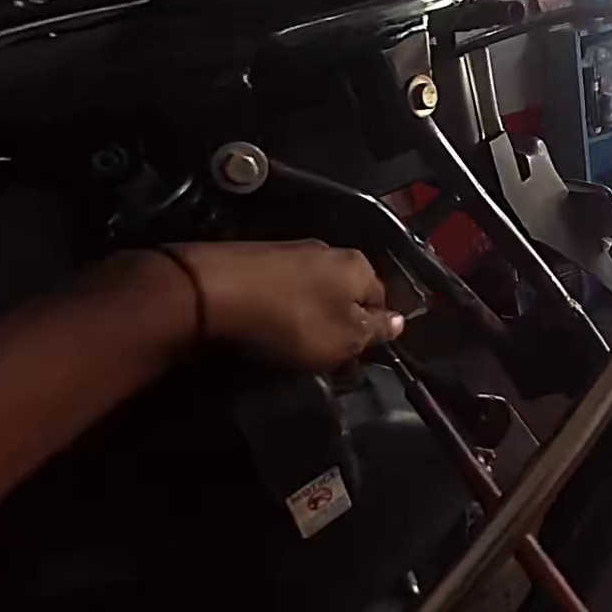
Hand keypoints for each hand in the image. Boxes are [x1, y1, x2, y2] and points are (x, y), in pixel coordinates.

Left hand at [168, 240, 403, 368]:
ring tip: (292, 346)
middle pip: (347, 295)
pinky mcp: (257, 258)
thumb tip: (400, 322)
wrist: (211, 292)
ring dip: (310, 317)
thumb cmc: (290, 320)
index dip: (373, 334)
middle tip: (324, 357)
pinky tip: (267, 326)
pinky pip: (283, 288)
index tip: (355, 360)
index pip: (383, 301)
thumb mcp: (343, 338)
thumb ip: (376, 331)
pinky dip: (282, 308)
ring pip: (315, 291)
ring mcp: (291, 251)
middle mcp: (330, 250)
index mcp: (359, 266)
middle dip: (340, 325)